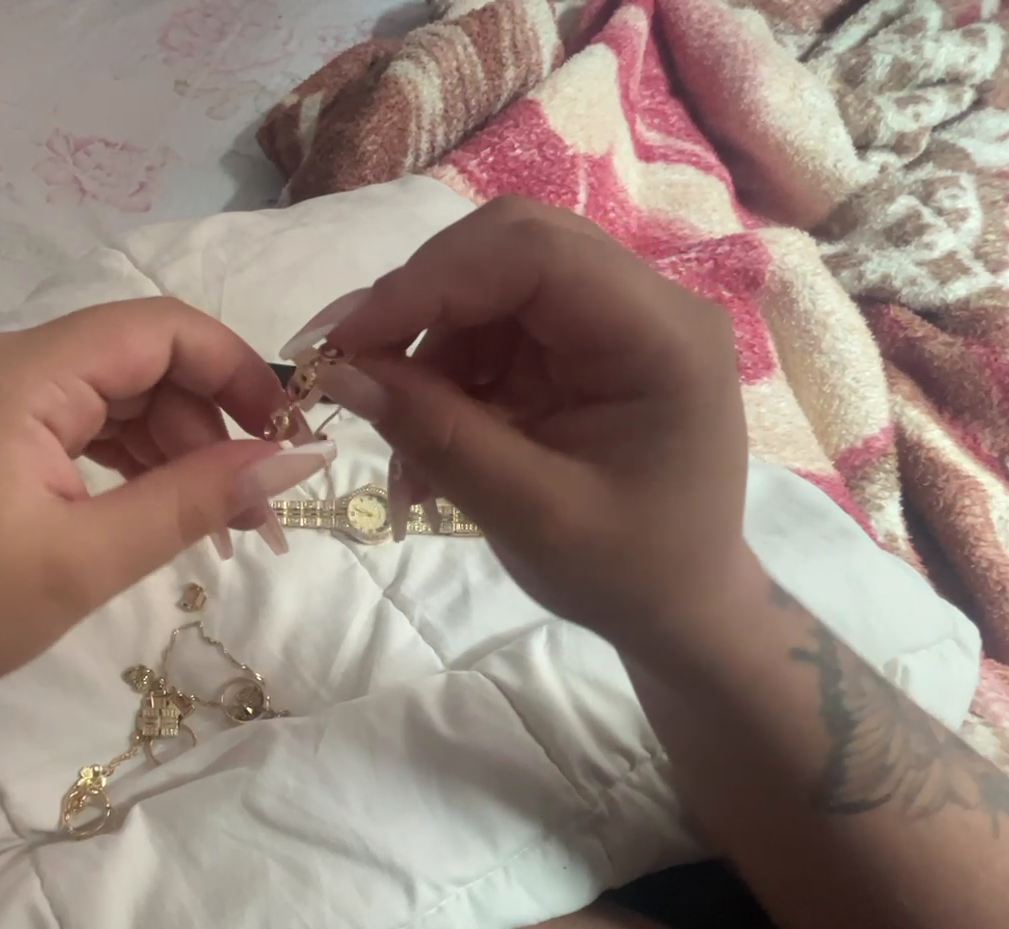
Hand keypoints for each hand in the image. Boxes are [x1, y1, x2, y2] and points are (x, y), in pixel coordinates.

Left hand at [0, 299, 333, 711]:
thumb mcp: (89, 558)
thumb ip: (196, 500)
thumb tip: (297, 458)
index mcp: (25, 374)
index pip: (160, 329)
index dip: (236, 370)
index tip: (286, 435)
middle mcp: (13, 368)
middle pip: (145, 365)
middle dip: (213, 427)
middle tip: (259, 509)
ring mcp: (3, 404)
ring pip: (123, 402)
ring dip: (181, 455)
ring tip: (225, 526)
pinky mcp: (0, 441)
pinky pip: (91, 433)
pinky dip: (138, 469)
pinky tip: (169, 515)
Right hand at [309, 198, 757, 651]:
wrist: (671, 600)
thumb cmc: (624, 569)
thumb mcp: (528, 514)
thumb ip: (436, 436)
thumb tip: (337, 373)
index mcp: (659, 336)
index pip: (534, 255)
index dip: (427, 283)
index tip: (344, 341)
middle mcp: (636, 305)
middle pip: (503, 249)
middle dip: (414, 306)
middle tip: (348, 369)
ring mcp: (598, 322)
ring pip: (479, 290)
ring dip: (419, 357)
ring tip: (403, 447)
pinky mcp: (565, 348)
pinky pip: (478, 334)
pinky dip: (434, 383)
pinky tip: (425, 446)